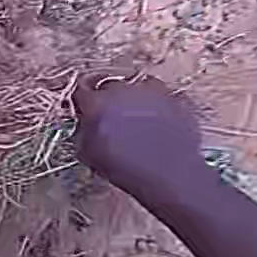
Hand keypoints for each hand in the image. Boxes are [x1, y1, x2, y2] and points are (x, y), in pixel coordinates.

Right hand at [73, 75, 212, 201]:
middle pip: (107, 83)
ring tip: (131, 109)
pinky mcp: (176, 98)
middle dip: (104, 95)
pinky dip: (155, 100)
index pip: (80, 89)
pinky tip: (154, 114)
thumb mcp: (86, 152)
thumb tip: (84, 122)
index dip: (79, 99)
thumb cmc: (121, 165)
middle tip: (105, 111)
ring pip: (136, 83)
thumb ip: (82, 129)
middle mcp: (123, 90)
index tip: (80, 106)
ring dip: (130, 94)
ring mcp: (152, 91)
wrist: (166, 173)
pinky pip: (161, 93)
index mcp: (96, 102)